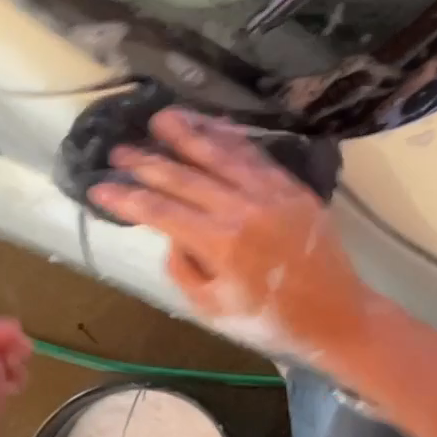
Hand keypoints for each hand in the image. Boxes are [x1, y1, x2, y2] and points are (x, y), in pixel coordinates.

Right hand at [90, 108, 376, 358]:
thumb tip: (171, 234)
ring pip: (223, 155)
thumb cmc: (270, 320)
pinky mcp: (292, 187)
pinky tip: (214, 125)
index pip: (162, 212)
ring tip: (162, 117)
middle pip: (187, 177)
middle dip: (149, 162)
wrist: (337, 314)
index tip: (99, 186)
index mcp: (221, 244)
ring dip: (190, 134)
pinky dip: (233, 138)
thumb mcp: (213, 308)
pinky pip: (257, 156)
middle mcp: (244, 209)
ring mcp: (271, 193)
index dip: (128, 197)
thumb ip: (184, 269)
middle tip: (120, 148)